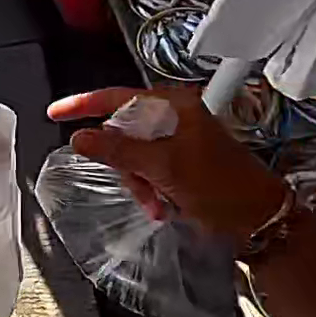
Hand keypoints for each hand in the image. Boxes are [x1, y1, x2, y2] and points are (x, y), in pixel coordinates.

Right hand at [47, 86, 287, 239]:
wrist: (260, 219)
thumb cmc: (219, 187)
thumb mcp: (162, 167)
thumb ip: (116, 150)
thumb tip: (78, 137)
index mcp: (173, 106)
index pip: (115, 97)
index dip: (82, 105)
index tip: (55, 113)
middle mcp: (173, 117)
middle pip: (120, 130)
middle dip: (121, 161)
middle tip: (134, 182)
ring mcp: (176, 138)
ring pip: (130, 154)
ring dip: (135, 180)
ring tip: (154, 201)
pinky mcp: (179, 159)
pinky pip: (144, 168)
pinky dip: (146, 187)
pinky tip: (160, 204)